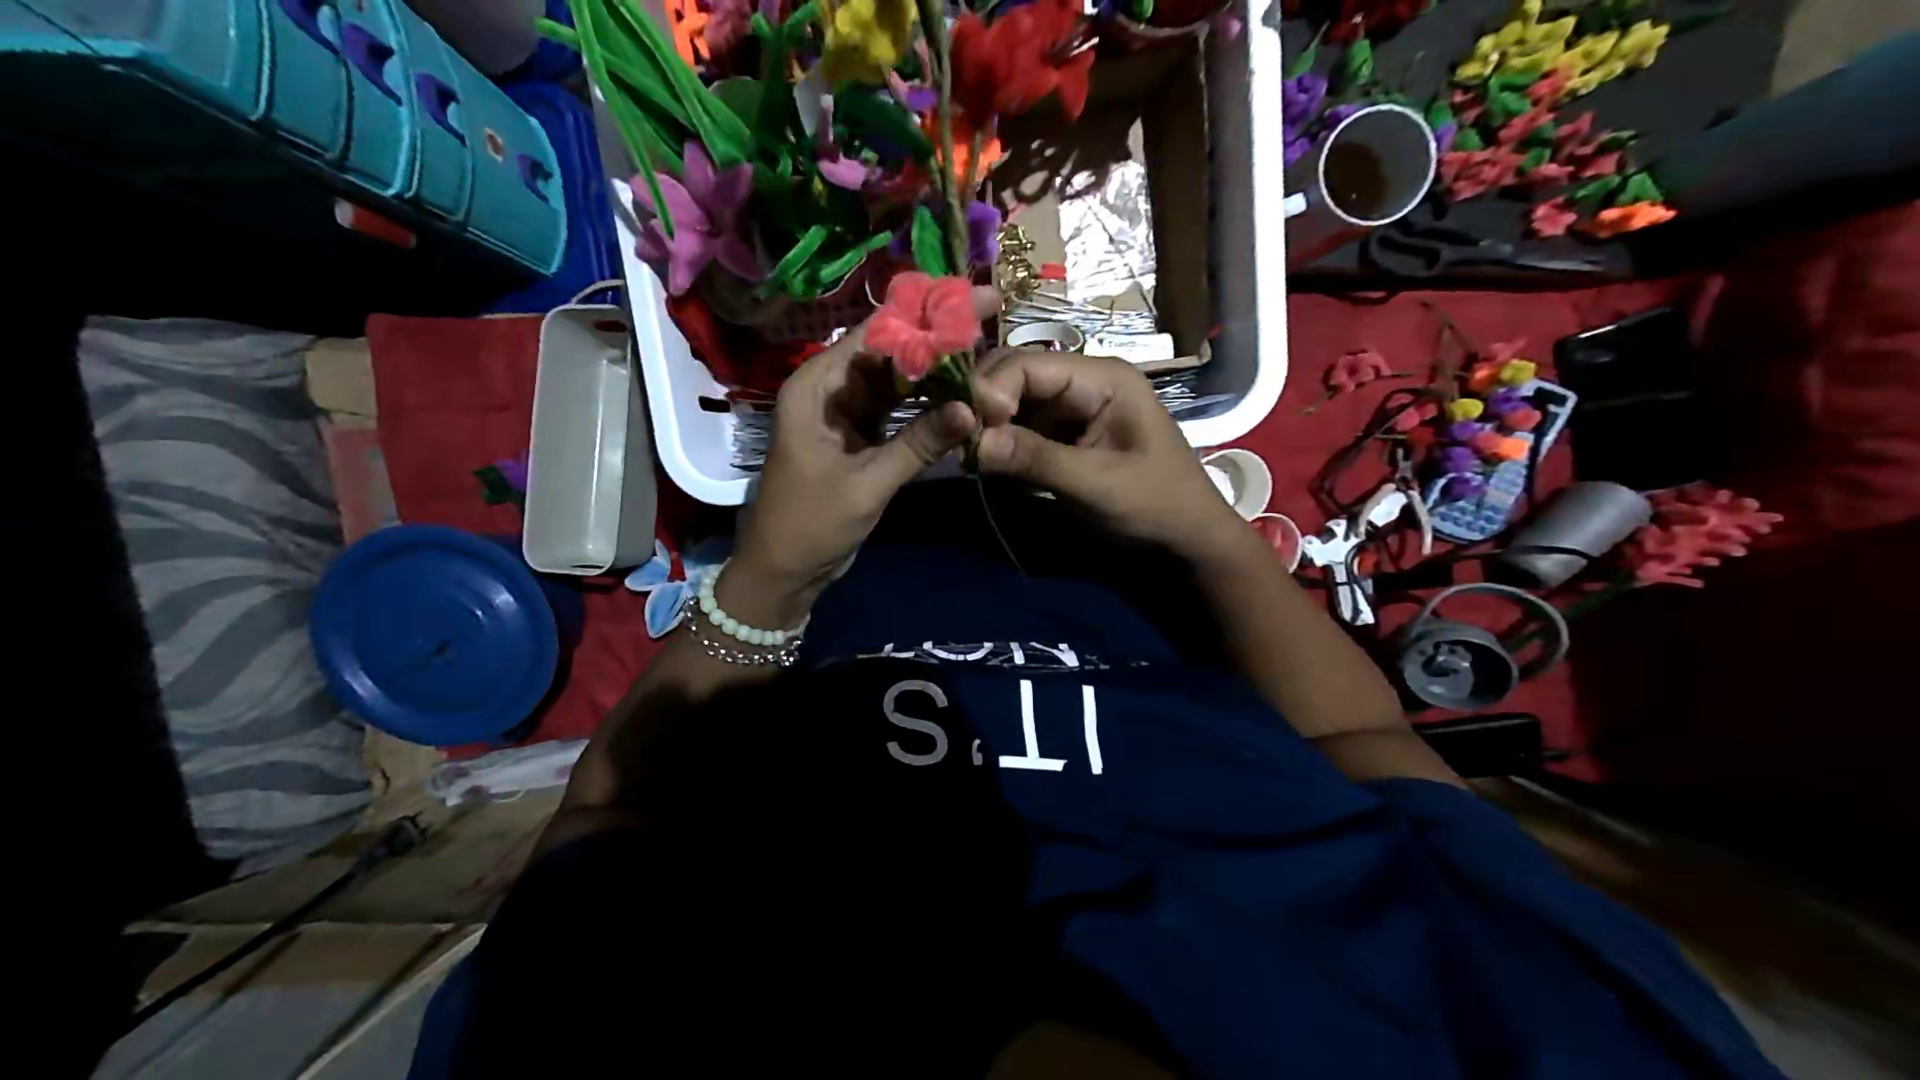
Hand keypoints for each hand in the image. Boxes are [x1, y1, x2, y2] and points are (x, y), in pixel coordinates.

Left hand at [729, 289, 999, 621]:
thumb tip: (973, 410)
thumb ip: (919, 444)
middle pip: (888, 352)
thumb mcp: (868, 483)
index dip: (922, 315)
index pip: (873, 335)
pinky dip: (924, 405)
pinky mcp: (860, 438)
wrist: (786, 572)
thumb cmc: (812, 523)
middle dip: (934, 339)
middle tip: (987, 320)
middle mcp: (830, 390)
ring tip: (983, 353)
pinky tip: (960, 395)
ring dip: (934, 372)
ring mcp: (846, 414)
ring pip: (896, 381)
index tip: (969, 300)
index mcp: (816, 387)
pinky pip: (896, 410)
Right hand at [972, 350, 1245, 561]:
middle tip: (959, 441)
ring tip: (966, 452)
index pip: (1028, 365)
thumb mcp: (1096, 484)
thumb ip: (1036, 459)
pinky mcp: (1065, 433)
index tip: (968, 431)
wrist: (1186, 536)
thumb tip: (973, 443)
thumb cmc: (1155, 504)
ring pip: (1013, 400)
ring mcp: (1073, 407)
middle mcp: (1083, 382)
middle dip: (983, 403)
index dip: (991, 391)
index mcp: (1103, 378)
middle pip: (1015, 375)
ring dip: (988, 423)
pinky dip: (1001, 441)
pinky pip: (1022, 425)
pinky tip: (985, 460)